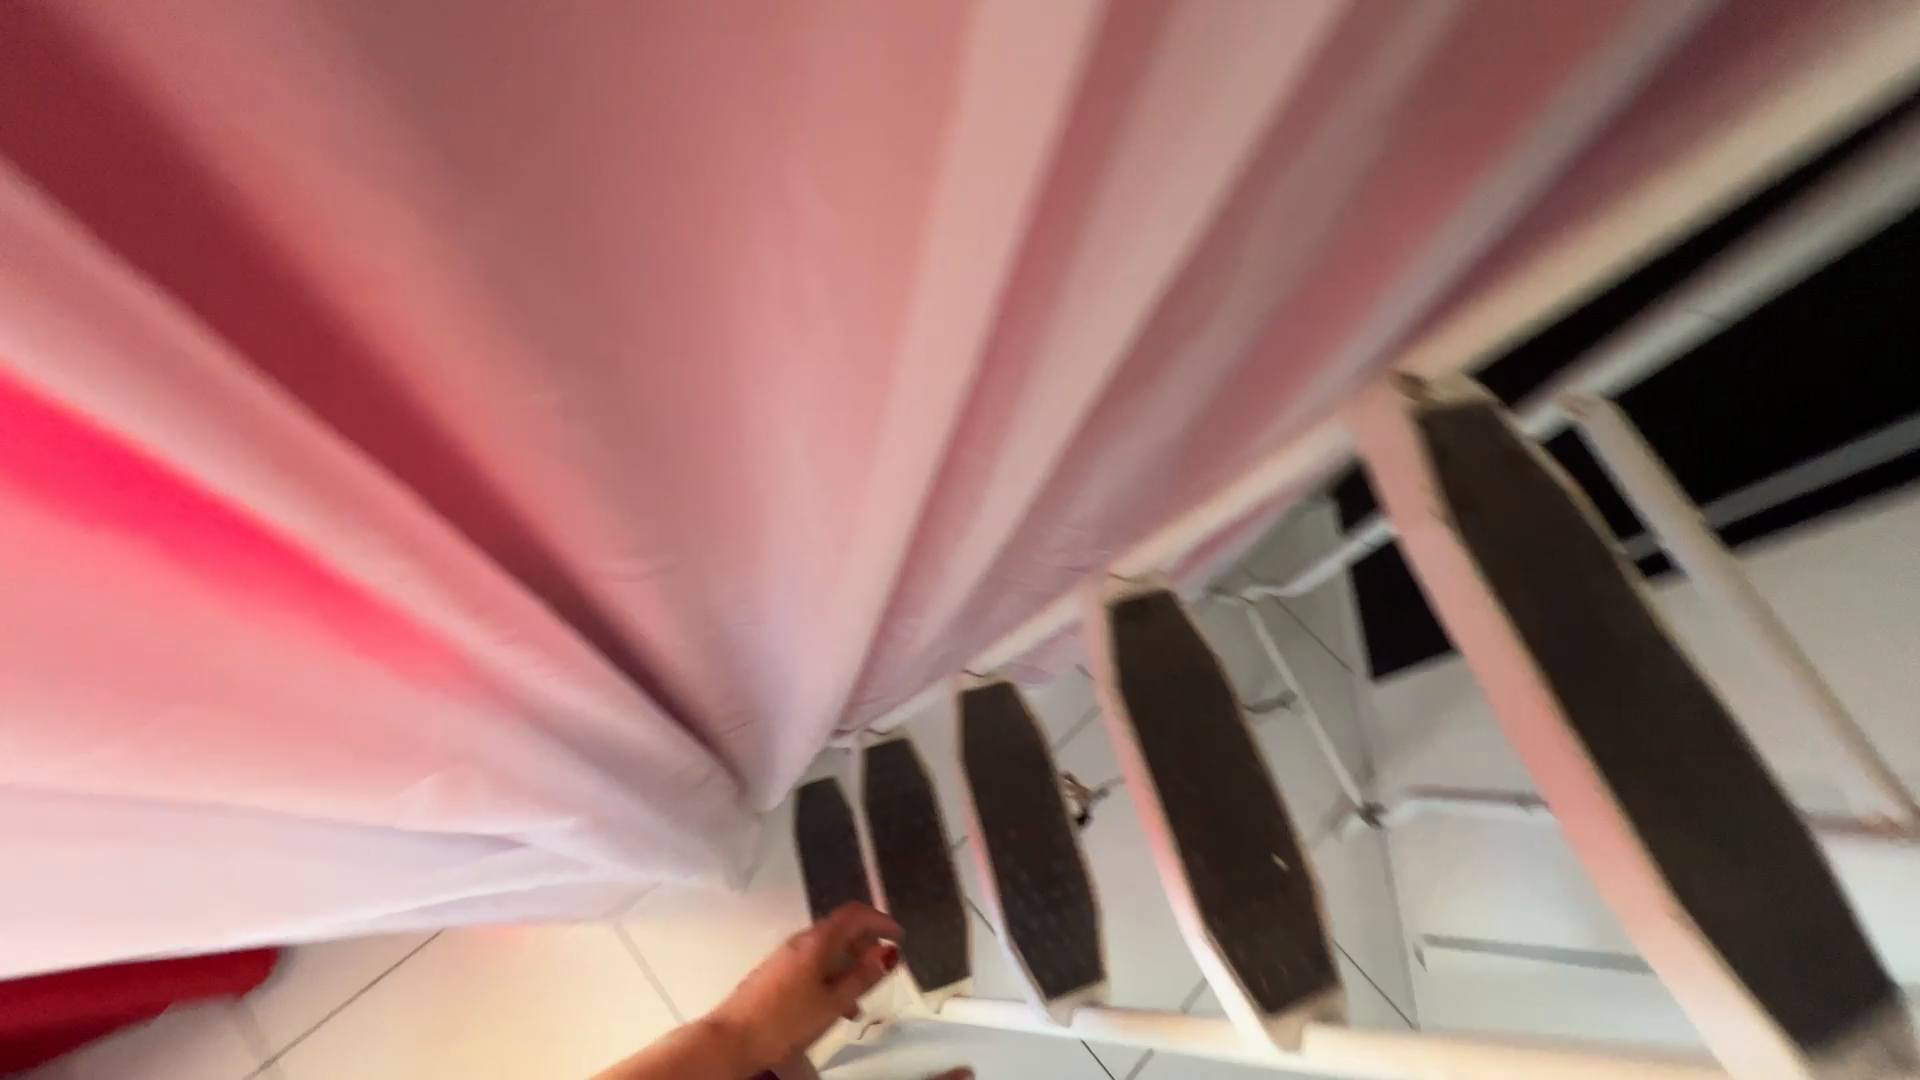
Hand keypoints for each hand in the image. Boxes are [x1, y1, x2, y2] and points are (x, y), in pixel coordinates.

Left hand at [705, 902, 902, 1072]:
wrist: (729, 1040)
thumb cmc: (785, 1021)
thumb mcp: (832, 1003)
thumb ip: (861, 977)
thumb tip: (887, 953)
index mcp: (818, 940)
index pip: (854, 913)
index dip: (879, 920)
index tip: (898, 936)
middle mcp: (802, 940)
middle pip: (841, 929)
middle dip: (865, 945)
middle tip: (882, 969)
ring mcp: (786, 955)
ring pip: (827, 950)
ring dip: (848, 966)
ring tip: (858, 1001)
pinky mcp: (775, 973)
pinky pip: (812, 964)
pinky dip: (830, 976)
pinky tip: (832, 1008)